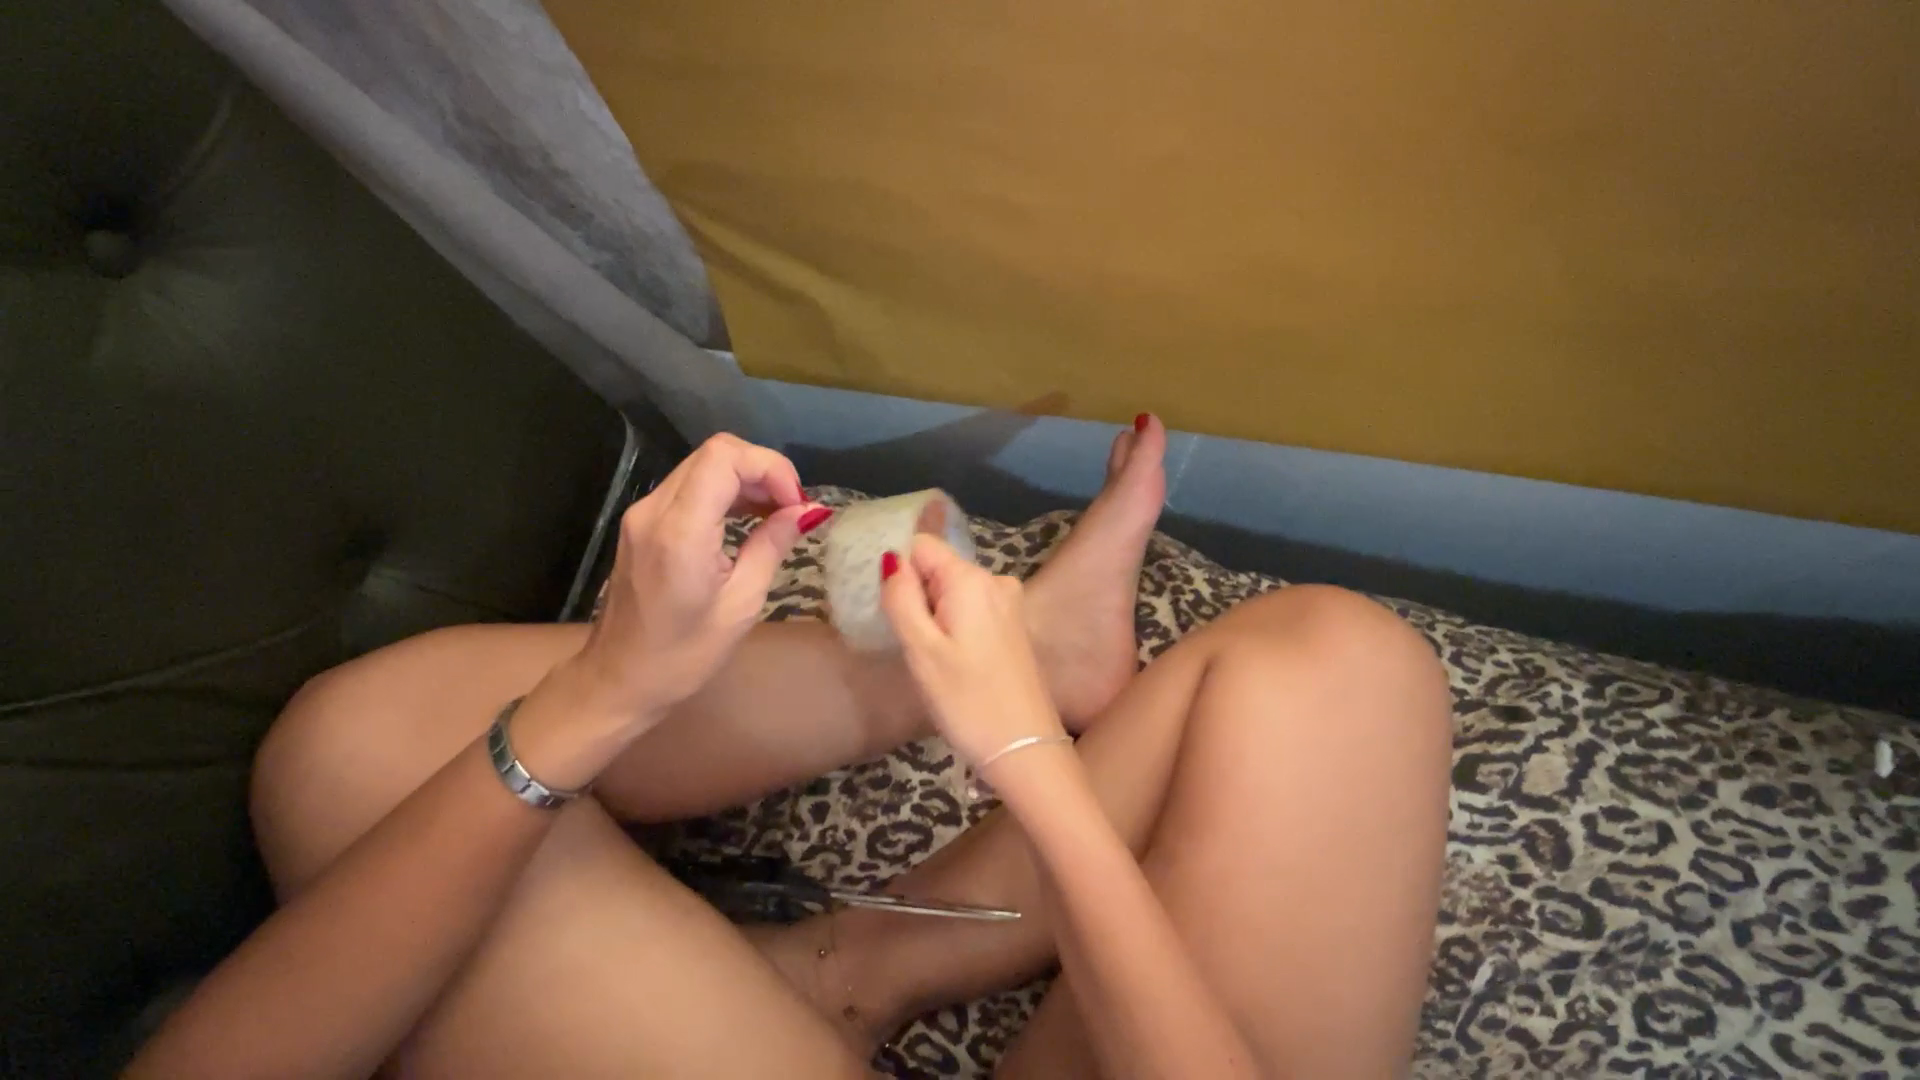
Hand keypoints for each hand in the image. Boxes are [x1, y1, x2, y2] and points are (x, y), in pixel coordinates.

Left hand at [569, 433, 825, 729]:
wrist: (619, 679)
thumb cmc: (684, 655)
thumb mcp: (741, 604)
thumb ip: (772, 546)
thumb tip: (807, 511)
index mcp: (680, 532)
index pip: (724, 457)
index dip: (769, 467)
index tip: (795, 505)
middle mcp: (654, 510)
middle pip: (715, 453)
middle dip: (762, 470)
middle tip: (791, 509)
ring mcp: (643, 513)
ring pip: (702, 465)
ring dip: (746, 479)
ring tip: (776, 515)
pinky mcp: (642, 522)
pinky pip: (690, 486)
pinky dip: (724, 491)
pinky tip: (747, 519)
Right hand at [879, 533, 1066, 770]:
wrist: (1026, 748)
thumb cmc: (968, 701)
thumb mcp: (922, 651)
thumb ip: (901, 598)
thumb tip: (891, 557)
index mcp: (971, 579)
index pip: (921, 545)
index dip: (899, 571)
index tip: (890, 609)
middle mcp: (995, 580)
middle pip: (938, 567)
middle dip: (916, 595)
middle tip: (911, 644)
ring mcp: (1009, 603)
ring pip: (953, 590)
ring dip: (934, 614)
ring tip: (932, 659)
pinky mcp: (1014, 626)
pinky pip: (972, 608)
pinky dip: (954, 625)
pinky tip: (953, 662)